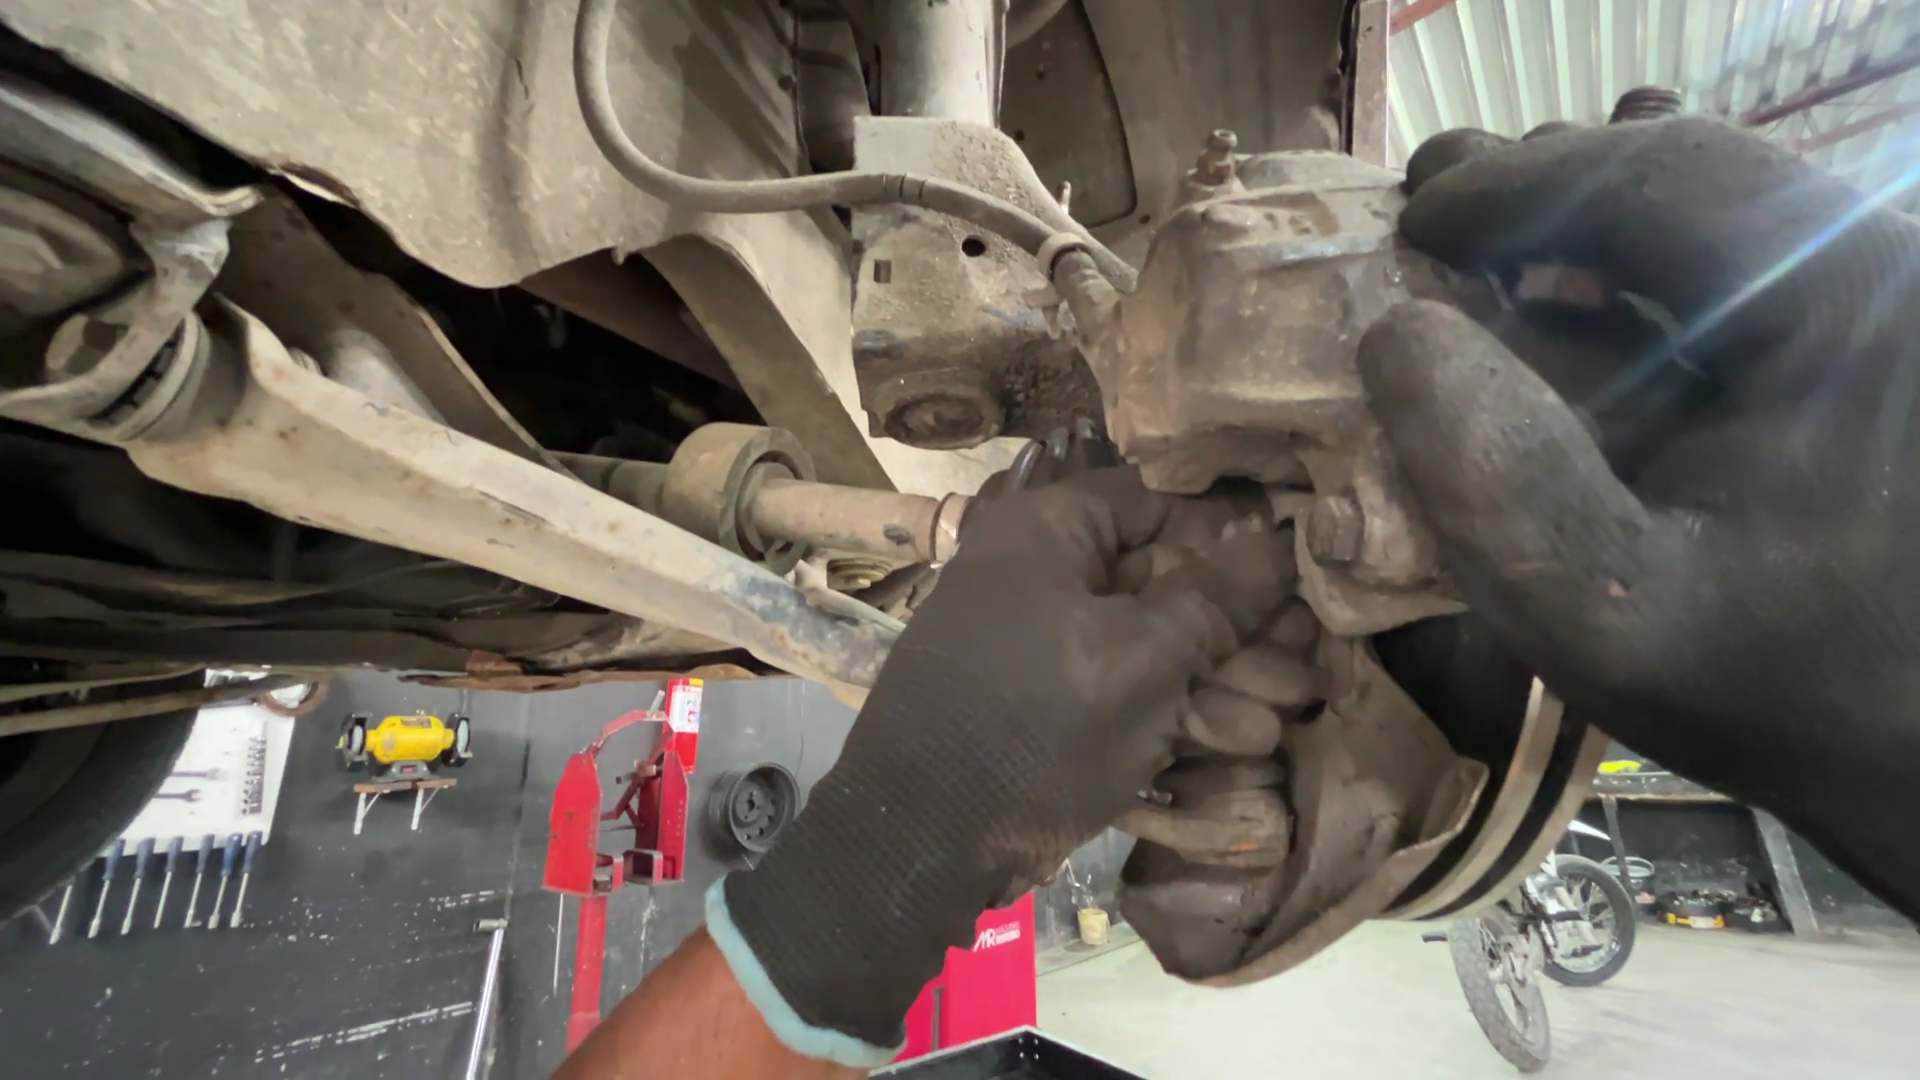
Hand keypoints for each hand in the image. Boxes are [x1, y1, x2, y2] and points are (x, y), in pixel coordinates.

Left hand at [715, 468, 1292, 1059]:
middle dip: (1238, 623)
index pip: (1154, 502)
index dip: (1228, 533)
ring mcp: (1040, 638)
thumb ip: (1212, 598)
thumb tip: (1281, 538)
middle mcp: (1040, 570)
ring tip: (1297, 701)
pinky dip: (1173, 707)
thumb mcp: (1139, 657)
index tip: (1294, 571)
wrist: (922, 835)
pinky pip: (1117, 684)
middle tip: (1313, 654)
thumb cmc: (1035, 722)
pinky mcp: (1044, 697)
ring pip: (1145, 639)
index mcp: (1047, 530)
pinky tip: (1244, 738)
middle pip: (1158, 578)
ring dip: (1220, 673)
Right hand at [1360, 118, 1919, 914]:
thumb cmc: (1771, 693)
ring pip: (1700, 229)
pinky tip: (1559, 282)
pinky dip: (1614, 280)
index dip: (1509, 185)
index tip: (1406, 216)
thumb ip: (1489, 471)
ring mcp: (1864, 324)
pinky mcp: (1844, 368)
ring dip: (1571, 225)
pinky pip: (1716, 291)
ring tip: (1474, 228)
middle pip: (1684, 183)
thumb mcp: (1595, 609)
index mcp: (1848, 315)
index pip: (1655, 184)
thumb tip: (1394, 333)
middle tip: (1427, 196)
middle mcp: (1874, 286)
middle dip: (1537, 183)